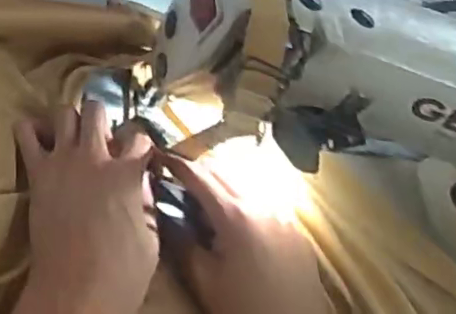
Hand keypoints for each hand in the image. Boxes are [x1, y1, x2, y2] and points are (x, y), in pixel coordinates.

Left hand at [12, 99, 158, 313]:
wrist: (73, 294)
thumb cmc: (118, 276)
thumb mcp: (150, 242)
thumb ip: (146, 203)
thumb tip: (141, 181)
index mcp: (126, 174)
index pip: (138, 136)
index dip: (140, 144)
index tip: (138, 154)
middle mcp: (94, 156)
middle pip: (96, 109)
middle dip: (102, 119)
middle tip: (102, 141)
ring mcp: (63, 160)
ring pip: (64, 112)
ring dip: (71, 121)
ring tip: (74, 139)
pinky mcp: (38, 171)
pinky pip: (25, 132)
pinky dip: (31, 128)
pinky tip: (41, 138)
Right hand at [158, 152, 327, 313]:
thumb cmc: (244, 309)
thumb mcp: (204, 279)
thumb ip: (180, 239)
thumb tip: (162, 209)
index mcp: (233, 214)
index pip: (197, 174)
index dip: (175, 162)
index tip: (159, 156)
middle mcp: (259, 204)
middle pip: (221, 170)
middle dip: (197, 170)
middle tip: (178, 180)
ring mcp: (282, 216)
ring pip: (243, 182)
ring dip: (221, 182)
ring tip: (207, 200)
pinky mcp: (297, 232)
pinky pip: (264, 201)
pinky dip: (244, 200)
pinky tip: (239, 221)